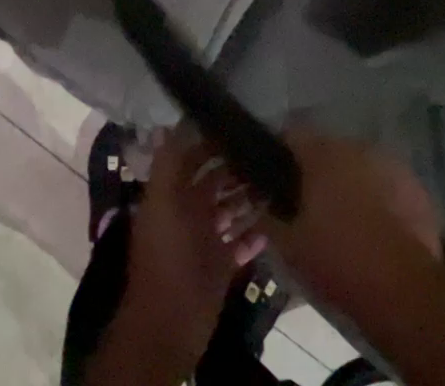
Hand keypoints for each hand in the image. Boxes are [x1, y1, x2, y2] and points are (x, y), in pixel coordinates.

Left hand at [116, 127, 267, 365]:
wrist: (169, 322)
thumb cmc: (167, 256)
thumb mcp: (164, 203)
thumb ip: (168, 164)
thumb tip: (172, 122)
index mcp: (170, 194)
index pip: (191, 157)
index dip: (212, 140)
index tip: (242, 122)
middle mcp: (187, 212)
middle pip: (215, 181)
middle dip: (238, 167)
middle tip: (272, 150)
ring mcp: (205, 239)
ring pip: (231, 209)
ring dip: (251, 197)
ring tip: (281, 181)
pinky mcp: (221, 264)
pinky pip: (241, 242)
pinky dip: (256, 232)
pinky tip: (276, 222)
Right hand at [259, 127, 442, 310]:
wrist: (403, 291)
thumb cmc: (337, 260)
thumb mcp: (288, 245)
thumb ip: (267, 216)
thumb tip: (259, 204)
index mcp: (323, 154)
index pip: (291, 134)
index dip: (278, 154)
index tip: (272, 178)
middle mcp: (358, 147)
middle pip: (327, 149)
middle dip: (316, 171)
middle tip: (307, 205)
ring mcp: (393, 165)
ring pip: (359, 166)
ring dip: (348, 182)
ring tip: (343, 219)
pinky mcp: (417, 188)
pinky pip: (387, 184)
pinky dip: (377, 198)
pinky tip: (374, 229)